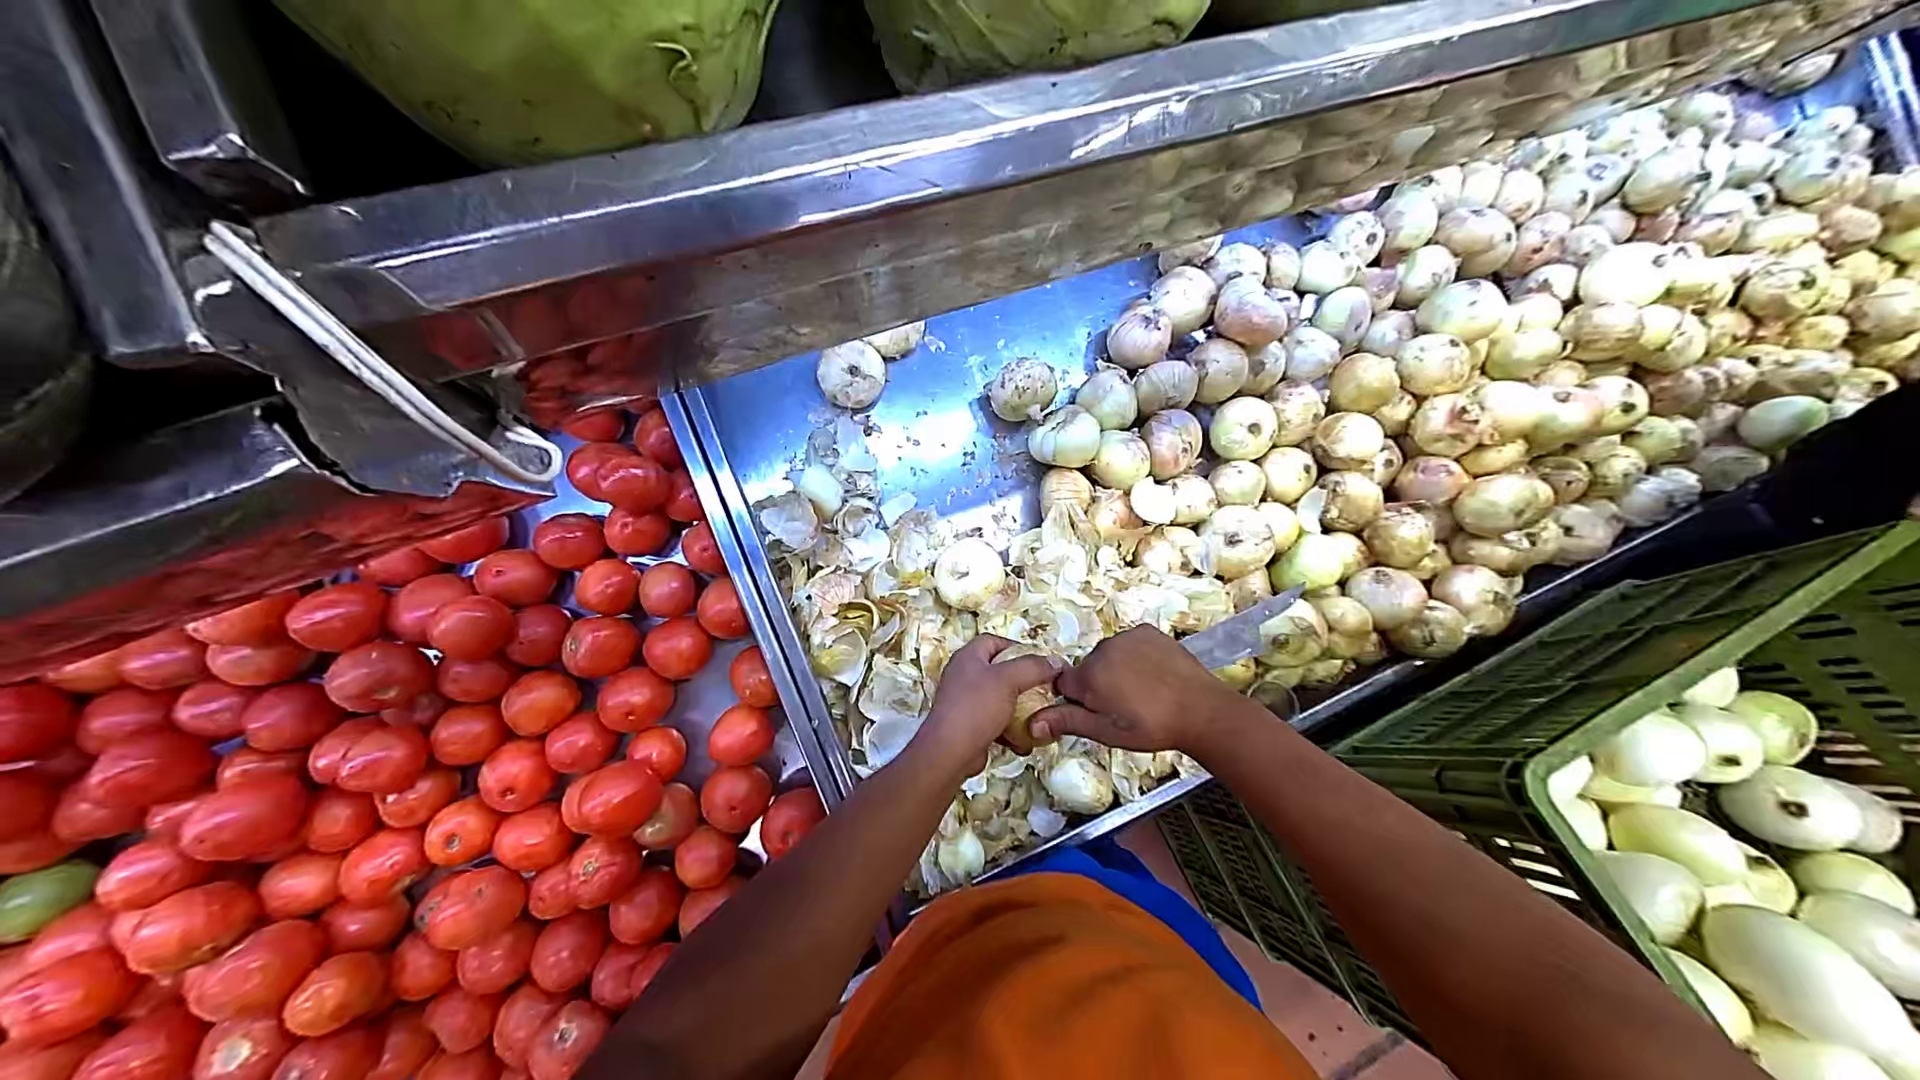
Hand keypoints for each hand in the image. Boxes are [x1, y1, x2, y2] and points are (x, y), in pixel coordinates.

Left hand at [908, 635, 1061, 778]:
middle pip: (998, 670)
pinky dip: (1009, 728)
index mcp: (968, 657)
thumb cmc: (976, 708)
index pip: (994, 641)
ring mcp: (964, 701)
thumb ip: (1033, 667)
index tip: (1038, 661)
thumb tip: (1055, 661)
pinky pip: (994, 721)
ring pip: (999, 698)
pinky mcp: (968, 725)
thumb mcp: (1008, 680)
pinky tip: (1022, 739)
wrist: (951, 752)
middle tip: (1041, 689)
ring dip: (1018, 708)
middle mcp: (963, 675)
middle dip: (1021, 681)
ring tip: (1036, 716)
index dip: (1017, 647)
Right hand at [1030, 625, 1246, 753]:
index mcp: (1088, 676)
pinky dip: (1136, 655)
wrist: (1202, 711)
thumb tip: (1031, 724)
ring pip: (1108, 655)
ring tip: (1142, 692)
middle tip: (1124, 706)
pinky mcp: (1147, 631)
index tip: (1097, 711)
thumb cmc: (1152, 727)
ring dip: (1117, 669)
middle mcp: (1102, 649)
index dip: (1078, 700)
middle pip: (1087, 668)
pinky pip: (1130, 642)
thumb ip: (1067, 722)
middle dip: (1098, 684)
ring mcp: (1126, 637)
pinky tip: (1153, 674)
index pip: (1064, 684)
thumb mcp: (1106, 732)